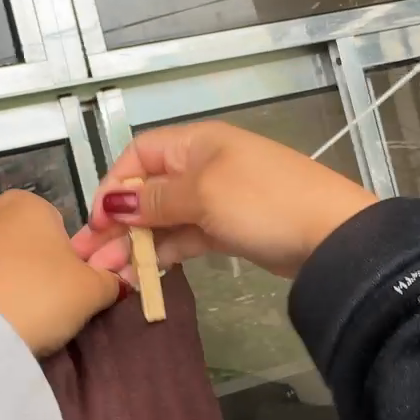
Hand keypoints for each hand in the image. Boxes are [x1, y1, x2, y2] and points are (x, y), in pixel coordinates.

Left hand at [0, 191, 126, 355]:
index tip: (68, 292)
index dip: (70, 262)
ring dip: (8, 283)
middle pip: (26, 242)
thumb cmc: (38, 296)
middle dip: (36, 270)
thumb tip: (116, 277)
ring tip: (16, 318)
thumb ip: (110, 278)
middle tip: (46, 308)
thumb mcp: (92, 291)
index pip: (61, 228)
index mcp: (29, 202)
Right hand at [71, 123, 376, 279]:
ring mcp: (215, 200)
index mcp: (196, 143)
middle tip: (87, 258)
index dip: (114, 186)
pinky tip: (141, 274)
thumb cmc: (263, 201)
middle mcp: (201, 167)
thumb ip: (154, 200)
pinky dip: (164, 254)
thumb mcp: (203, 193)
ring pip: (163, 219)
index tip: (97, 221)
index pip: (138, 156)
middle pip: (147, 191)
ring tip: (108, 275)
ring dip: (135, 245)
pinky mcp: (227, 230)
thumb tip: (113, 203)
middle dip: (116, 224)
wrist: (332, 236)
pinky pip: (184, 238)